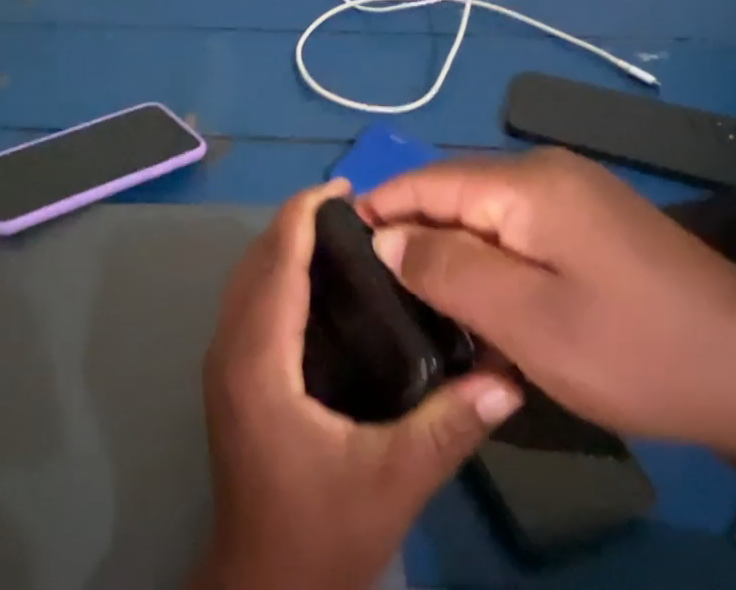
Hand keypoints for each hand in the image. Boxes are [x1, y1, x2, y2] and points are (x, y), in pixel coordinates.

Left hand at [193, 179, 522, 589]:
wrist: (265, 584)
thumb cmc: (321, 531)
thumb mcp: (394, 481)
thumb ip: (449, 427)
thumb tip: (510, 379)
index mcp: (259, 362)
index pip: (276, 267)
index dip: (301, 218)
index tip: (342, 187)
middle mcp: (231, 353)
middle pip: (255, 266)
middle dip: (294, 226)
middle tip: (353, 208)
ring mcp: (225, 369)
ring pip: (246, 286)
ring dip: (283, 250)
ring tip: (338, 234)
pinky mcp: (233, 384)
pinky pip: (249, 308)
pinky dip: (277, 280)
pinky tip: (320, 289)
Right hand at [361, 149, 735, 457]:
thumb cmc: (637, 352)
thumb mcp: (526, 320)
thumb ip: (444, 270)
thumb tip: (383, 237)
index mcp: (527, 184)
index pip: (423, 181)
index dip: (376, 214)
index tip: (338, 259)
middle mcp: (549, 174)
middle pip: (452, 196)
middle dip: (413, 242)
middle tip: (381, 301)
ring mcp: (578, 198)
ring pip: (484, 220)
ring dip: (453, 261)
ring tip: (425, 312)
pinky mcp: (596, 228)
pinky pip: (519, 235)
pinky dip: (492, 268)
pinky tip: (486, 310)